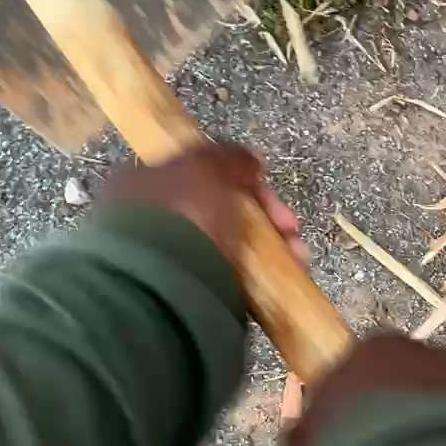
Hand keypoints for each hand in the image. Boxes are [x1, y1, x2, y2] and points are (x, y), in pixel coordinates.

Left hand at [101, 142, 307, 264]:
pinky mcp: (197, 289)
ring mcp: (176, 256)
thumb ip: (230, 158)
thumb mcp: (207, 170)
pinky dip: (264, 275)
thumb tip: (254, 156)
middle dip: (267, 220)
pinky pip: (239, 276)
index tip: (268, 190)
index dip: (243, 181)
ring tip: (298, 257)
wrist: (168, 282)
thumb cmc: (184, 217)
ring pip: (238, 245)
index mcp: (147, 183)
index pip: (203, 175)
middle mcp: (158, 218)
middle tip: (291, 229)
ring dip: (274, 249)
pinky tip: (284, 277)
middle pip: (226, 212)